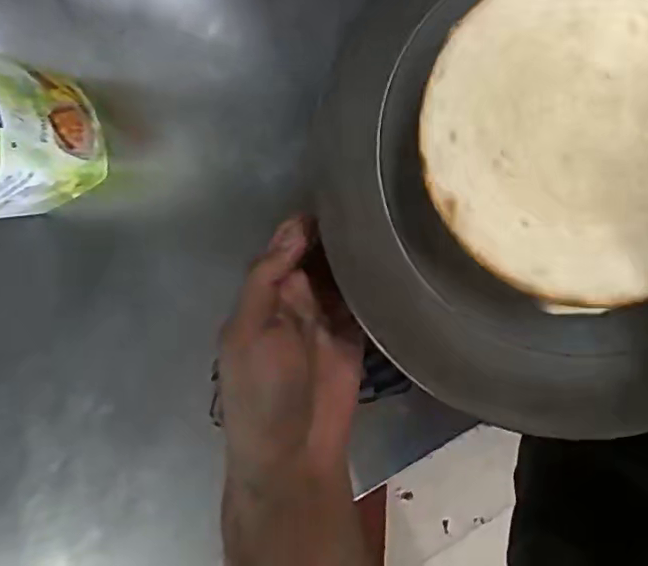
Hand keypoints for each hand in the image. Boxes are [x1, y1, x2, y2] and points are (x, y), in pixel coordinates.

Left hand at [218, 216, 368, 565]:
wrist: (293, 453)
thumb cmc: (262, 392)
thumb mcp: (250, 332)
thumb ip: (267, 278)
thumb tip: (296, 227)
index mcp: (268, 294)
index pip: (289, 243)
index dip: (311, 220)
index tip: (344, 192)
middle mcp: (298, 297)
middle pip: (322, 252)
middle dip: (342, 230)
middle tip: (378, 200)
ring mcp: (328, 314)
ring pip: (346, 271)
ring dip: (361, 251)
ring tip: (393, 219)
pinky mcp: (355, 331)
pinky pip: (367, 296)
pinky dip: (378, 279)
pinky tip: (397, 255)